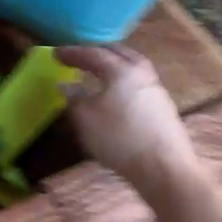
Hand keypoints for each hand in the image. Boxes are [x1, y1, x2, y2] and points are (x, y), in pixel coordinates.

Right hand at [56, 46, 201, 197]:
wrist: (166, 170)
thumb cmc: (121, 138)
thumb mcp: (86, 118)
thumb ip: (73, 97)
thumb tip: (66, 85)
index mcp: (121, 70)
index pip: (93, 53)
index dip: (72, 52)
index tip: (55, 53)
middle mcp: (141, 73)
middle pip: (118, 52)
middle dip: (96, 51)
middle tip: (79, 55)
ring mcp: (156, 90)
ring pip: (132, 66)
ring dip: (113, 63)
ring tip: (98, 70)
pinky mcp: (163, 108)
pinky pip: (138, 82)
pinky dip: (122, 79)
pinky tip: (116, 92)